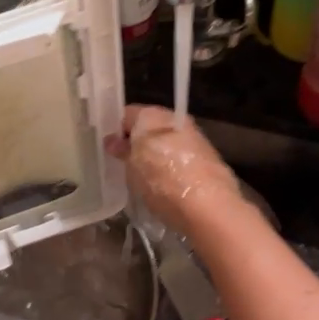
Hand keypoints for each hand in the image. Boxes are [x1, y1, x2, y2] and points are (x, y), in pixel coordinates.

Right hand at [105, 105, 241, 234]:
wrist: (209, 206)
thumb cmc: (162, 182)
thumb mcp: (132, 169)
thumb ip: (121, 151)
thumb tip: (112, 141)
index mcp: (151, 115)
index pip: (126, 114)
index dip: (115, 130)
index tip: (109, 148)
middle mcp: (174, 118)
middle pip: (148, 125)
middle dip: (136, 141)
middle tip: (124, 162)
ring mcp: (194, 134)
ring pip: (166, 139)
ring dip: (155, 152)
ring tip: (144, 175)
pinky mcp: (207, 154)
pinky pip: (181, 153)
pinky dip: (172, 162)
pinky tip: (167, 182)